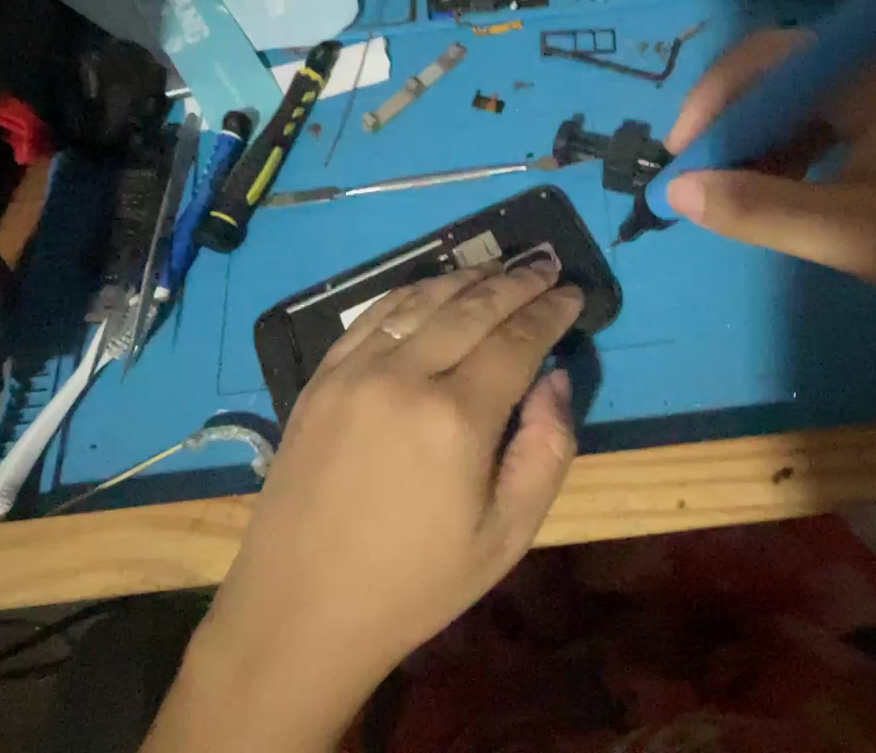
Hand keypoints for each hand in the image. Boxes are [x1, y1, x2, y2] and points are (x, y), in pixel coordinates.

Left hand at [145, 260, 583, 752]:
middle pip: (473, 307)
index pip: (517, 340)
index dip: (551, 312)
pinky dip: (412, 292)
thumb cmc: (416, 582)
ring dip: (468, 278)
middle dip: (517, 282)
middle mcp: (404, 377)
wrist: (301, 610)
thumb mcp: (507, 535)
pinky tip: (434, 289)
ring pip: (422, 299)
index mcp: (456, 418)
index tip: (574, 293)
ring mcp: (354, 371)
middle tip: (546, 265)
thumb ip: (547, 449)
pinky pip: (373, 314)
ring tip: (499, 269)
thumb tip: (554, 376)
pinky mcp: (320, 377)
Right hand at [663, 22, 875, 359]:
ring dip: (766, 140)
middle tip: (698, 181)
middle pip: (788, 73)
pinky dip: (804, 149)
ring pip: (812, 96)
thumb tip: (674, 191)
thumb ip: (756, 207)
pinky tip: (783, 186)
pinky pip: (842, 115)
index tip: (676, 163)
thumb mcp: (851, 235)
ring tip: (732, 190)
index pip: (768, 59)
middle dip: (736, 126)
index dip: (711, 106)